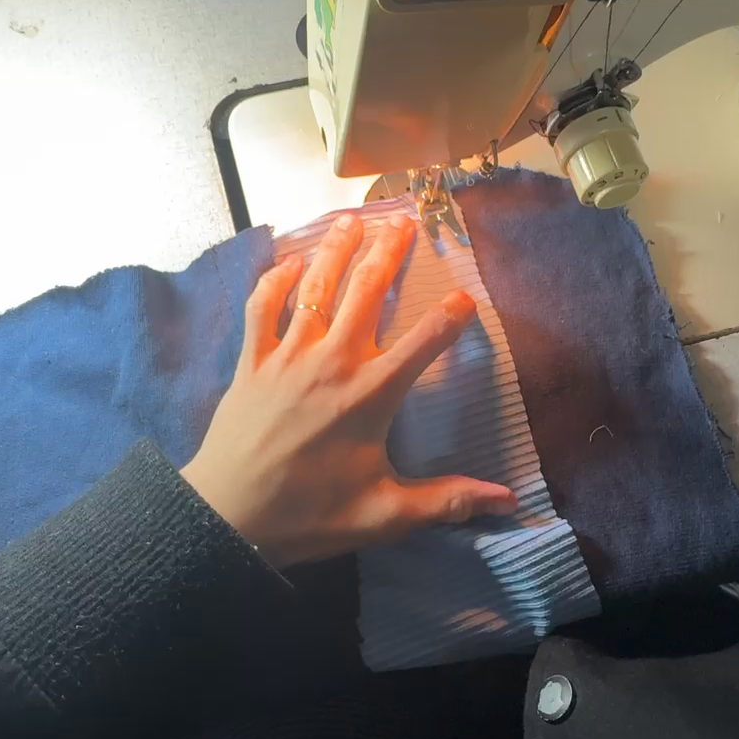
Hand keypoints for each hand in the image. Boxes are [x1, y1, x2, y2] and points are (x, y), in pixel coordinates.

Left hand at [182, 211, 518, 568]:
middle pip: (366, 291)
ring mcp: (287, 356)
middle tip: (403, 221)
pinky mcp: (251, 362)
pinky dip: (275, 280)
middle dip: (388, 252)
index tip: (465, 296)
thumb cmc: (309, 515)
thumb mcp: (384, 516)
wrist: (229, 518)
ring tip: (352, 219)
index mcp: (370, 395)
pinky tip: (289, 263)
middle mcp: (332, 362)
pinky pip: (262, 307)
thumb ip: (447, 502)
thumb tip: (508, 503)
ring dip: (336, 249)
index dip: (449, 316)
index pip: (423, 342)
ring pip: (315, 286)